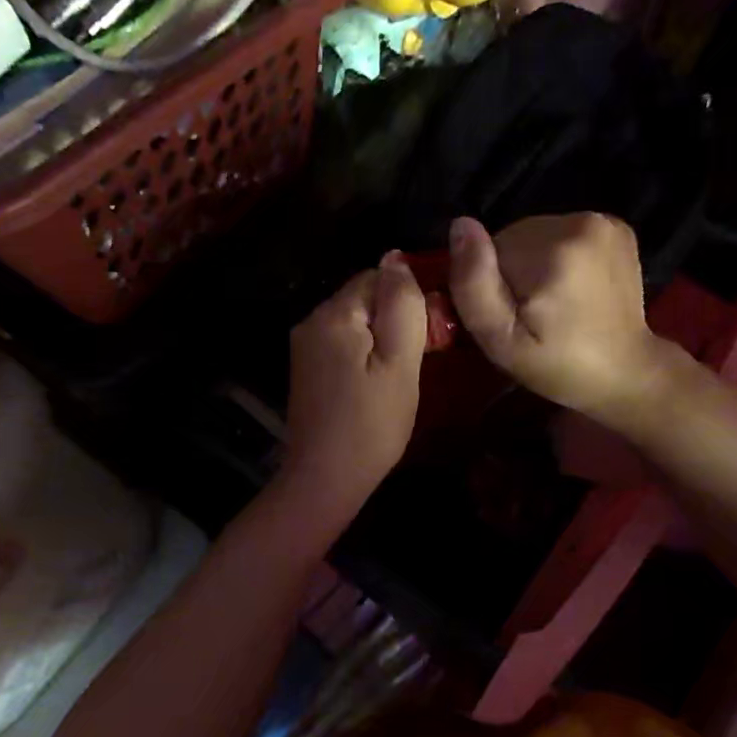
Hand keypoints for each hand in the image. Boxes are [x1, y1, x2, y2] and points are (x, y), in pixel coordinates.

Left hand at [282, 252, 426, 510]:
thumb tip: (396, 259)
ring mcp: (304, 347)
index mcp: (334, 314)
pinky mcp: (305, 369)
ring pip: (353, 322)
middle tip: (420, 357)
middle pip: (363, 298)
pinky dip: (363, 353)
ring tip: (400, 372)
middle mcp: (311, 321)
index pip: (378, 277)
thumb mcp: (400, 364)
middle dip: (394, 317)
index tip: (432, 330)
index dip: (409, 296)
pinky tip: (375, 382)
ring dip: (380, 336)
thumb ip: (401, 307)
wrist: (324, 478)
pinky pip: (341, 343)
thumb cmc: (371, 424)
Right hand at [448, 213, 666, 421]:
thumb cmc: (556, 365)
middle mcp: (580, 223)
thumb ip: (473, 284)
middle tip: (531, 314)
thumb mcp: (501, 339)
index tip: (512, 318)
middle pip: (513, 239)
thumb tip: (460, 225)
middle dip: (512, 273)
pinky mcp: (616, 226)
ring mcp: (604, 222)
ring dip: (533, 265)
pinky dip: (558, 257)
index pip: (489, 250)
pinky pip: (561, 233)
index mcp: (552, 251)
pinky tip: (572, 287)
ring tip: (553, 302)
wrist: (624, 370)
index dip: (490, 286)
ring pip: (535, 235)